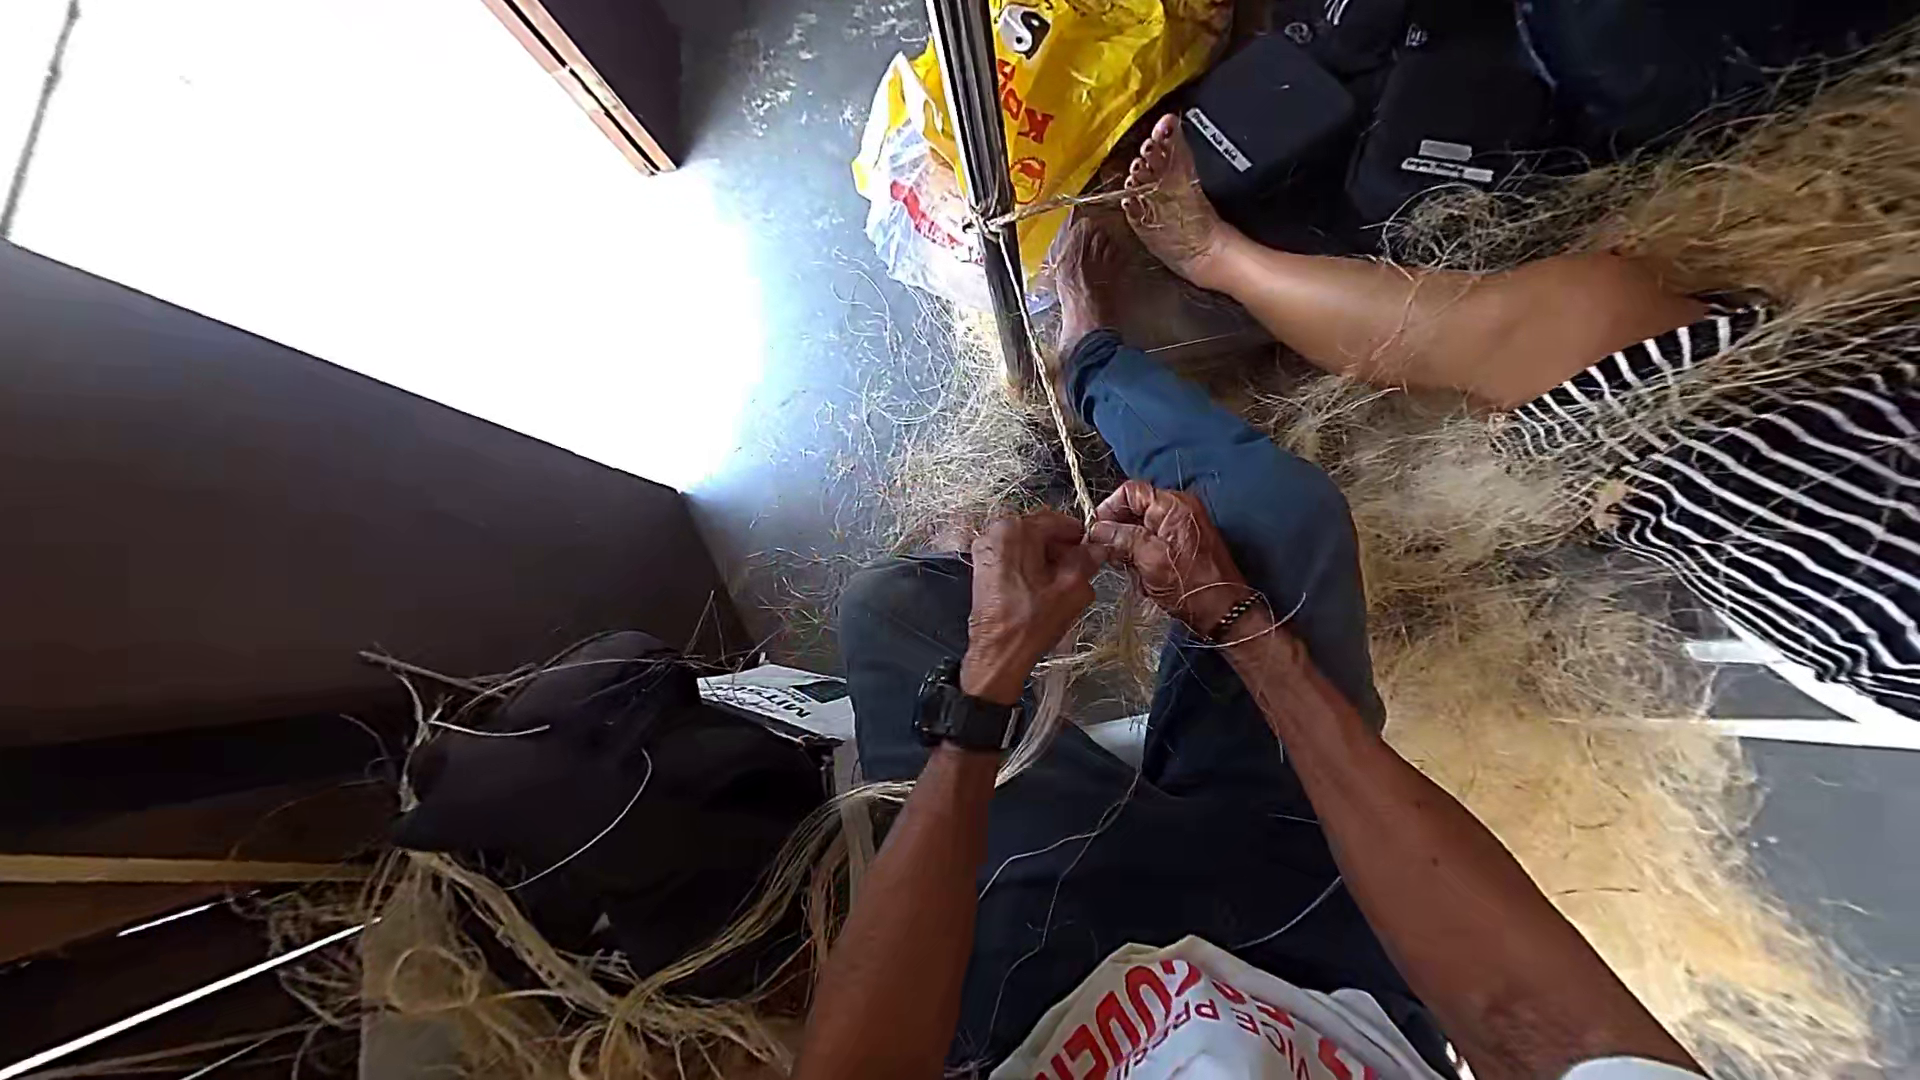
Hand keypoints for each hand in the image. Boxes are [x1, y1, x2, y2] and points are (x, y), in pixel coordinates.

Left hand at [961, 512, 1107, 704]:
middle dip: (1062, 548)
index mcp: (1015, 531)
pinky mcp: (983, 569)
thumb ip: (1087, 561)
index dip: (1079, 536)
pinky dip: (1030, 567)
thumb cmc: (1027, 624)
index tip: (1091, 548)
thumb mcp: (1072, 589)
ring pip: (1027, 545)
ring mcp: (986, 552)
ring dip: (1047, 559)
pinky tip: (1043, 589)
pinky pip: (1014, 558)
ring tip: (1062, 584)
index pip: (1057, 520)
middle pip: (1040, 531)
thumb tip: (1095, 550)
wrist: (998, 653)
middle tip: (1080, 568)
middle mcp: (995, 535)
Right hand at [1087, 480, 1251, 632]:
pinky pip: (1152, 541)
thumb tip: (1095, 529)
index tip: (1095, 532)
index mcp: (1172, 505)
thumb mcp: (1148, 558)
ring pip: (1139, 527)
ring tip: (1130, 569)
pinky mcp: (1182, 543)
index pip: (1129, 491)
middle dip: (1118, 532)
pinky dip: (1141, 555)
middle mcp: (1179, 508)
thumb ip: (1120, 537)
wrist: (1223, 612)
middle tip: (1110, 555)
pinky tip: (1142, 575)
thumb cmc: (1189, 585)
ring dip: (1128, 547)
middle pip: (1133, 509)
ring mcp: (1182, 526)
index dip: (1108, 509)